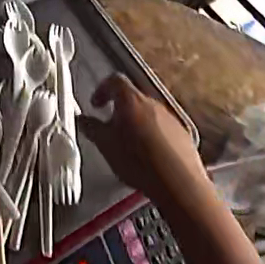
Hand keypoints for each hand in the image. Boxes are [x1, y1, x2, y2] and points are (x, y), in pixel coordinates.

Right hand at [83, 75, 206, 208]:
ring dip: (135, 124)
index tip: (96, 103)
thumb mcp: (106, 145)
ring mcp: (169, 117)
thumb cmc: (139, 162)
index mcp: (131, 100)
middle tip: (109, 128)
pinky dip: (151, 136)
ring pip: (147, 113)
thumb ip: (92, 128)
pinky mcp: (181, 134)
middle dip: (118, 110)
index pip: (114, 81)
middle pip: (132, 97)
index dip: (102, 89)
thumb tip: (83, 121)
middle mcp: (152, 103)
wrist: (177, 182)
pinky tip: (147, 157)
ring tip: (127, 147)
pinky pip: (162, 128)